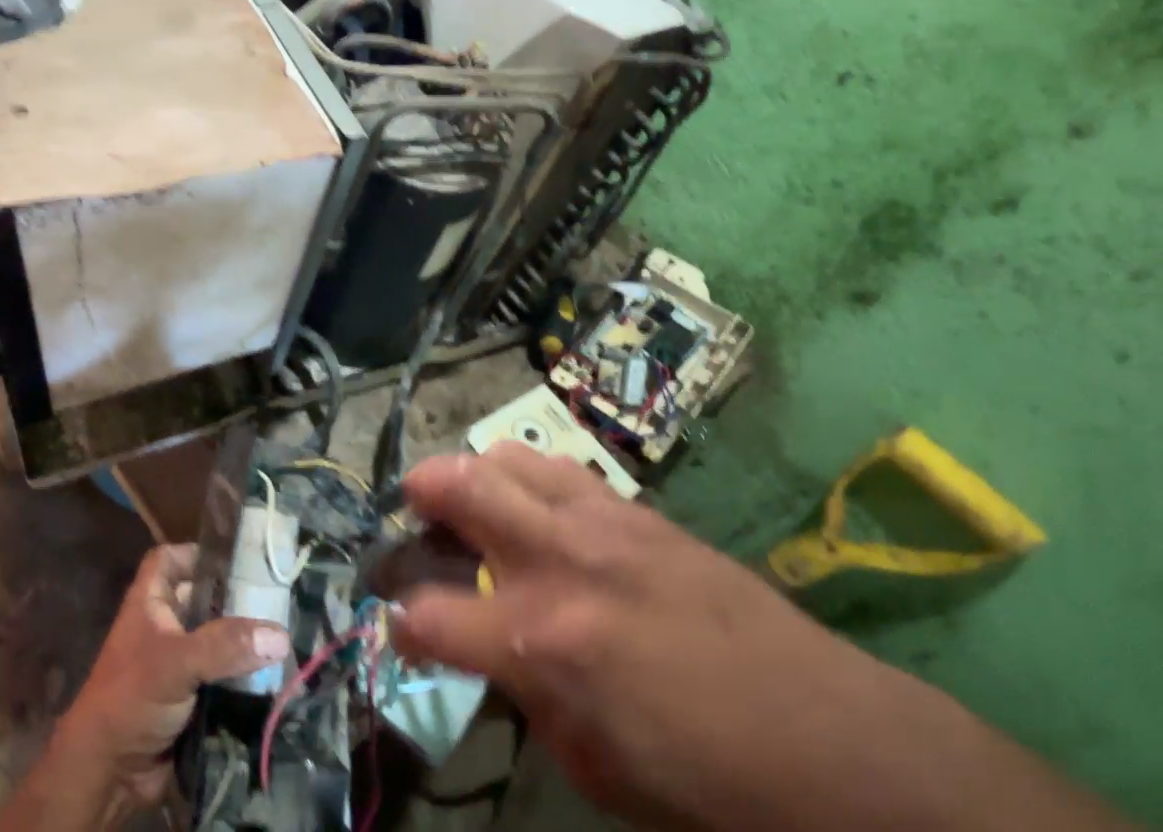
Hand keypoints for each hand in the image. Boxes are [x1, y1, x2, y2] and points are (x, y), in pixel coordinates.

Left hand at [58, 543, 289, 803]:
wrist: (109, 773)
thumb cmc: (129, 700)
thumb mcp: (174, 663)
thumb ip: (224, 645)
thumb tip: (279, 635)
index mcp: (149, 605)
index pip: (168, 560)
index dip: (196, 552)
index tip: (238, 557)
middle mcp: (164, 628)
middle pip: (203, 600)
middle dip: (238, 599)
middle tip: (283, 597)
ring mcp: (179, 664)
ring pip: (219, 641)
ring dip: (248, 642)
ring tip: (292, 632)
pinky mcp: (194, 697)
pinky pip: (226, 677)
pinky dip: (248, 677)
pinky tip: (280, 674)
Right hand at [388, 445, 1131, 831]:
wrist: (835, 743)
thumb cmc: (703, 779)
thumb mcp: (587, 763)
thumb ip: (521, 693)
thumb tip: (488, 652)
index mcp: (538, 641)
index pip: (424, 612)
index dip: (399, 621)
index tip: (404, 628)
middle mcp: (560, 563)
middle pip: (455, 484)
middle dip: (418, 496)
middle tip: (415, 519)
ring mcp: (605, 526)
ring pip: (507, 456)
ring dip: (474, 474)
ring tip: (475, 505)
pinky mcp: (646, 515)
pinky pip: (564, 472)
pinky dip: (531, 481)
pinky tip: (545, 516)